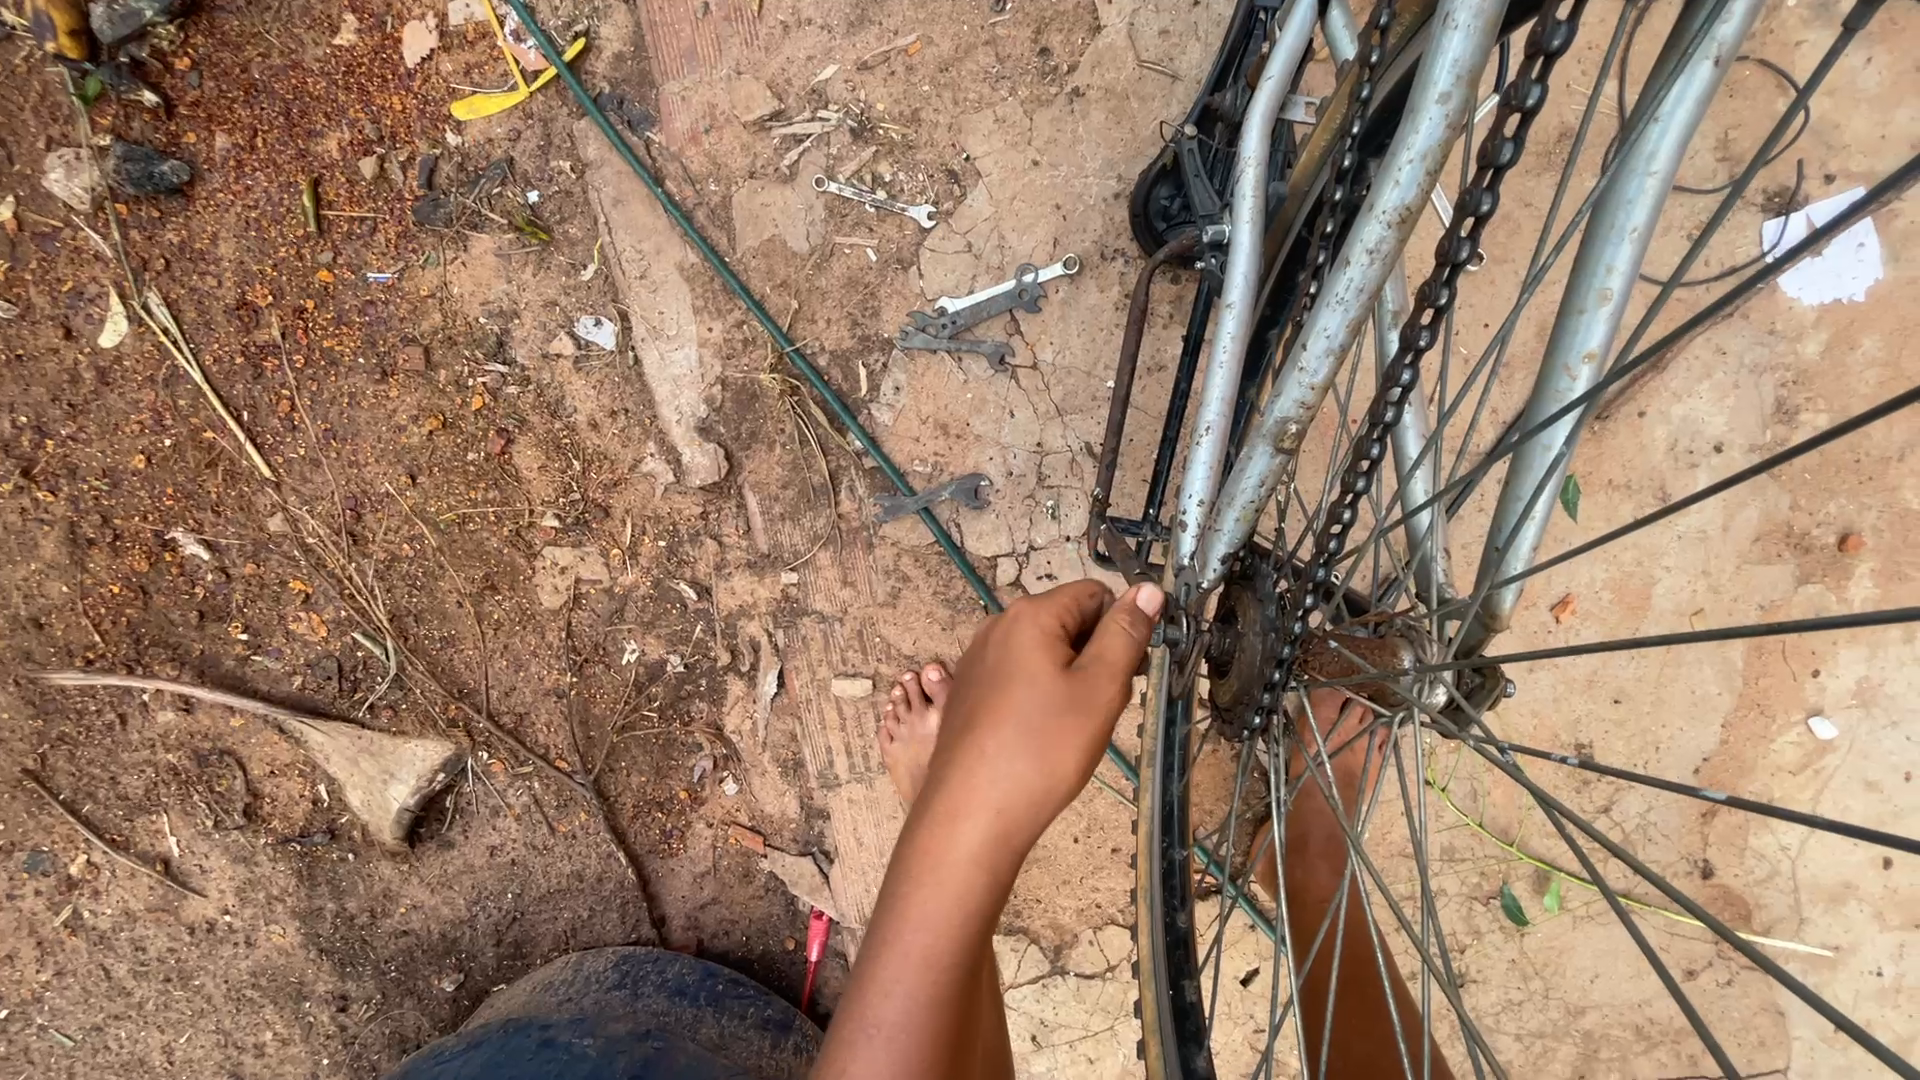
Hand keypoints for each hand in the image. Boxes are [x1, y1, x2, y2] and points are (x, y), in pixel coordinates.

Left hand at [911, 579, 1163, 855]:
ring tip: (1071, 726)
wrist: (972, 811)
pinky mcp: (969, 689)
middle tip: (1099, 705)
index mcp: (1030, 615)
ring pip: (1043, 651)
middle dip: (1093, 654)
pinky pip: (1017, 675)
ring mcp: (978, 658)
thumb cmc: (1042, 749)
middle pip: (1066, 620)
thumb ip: (1125, 634)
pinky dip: (1038, 694)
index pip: (1094, 594)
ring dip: (1069, 677)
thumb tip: (1147, 589)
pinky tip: (1040, 735)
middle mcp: (997, 625)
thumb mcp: (1099, 689)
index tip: (1127, 673)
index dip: (1120, 627)